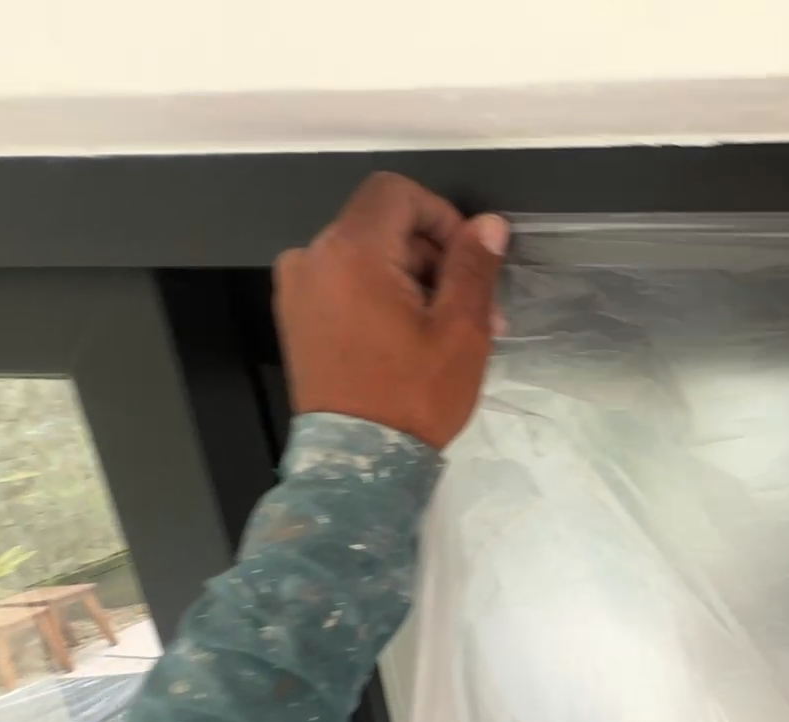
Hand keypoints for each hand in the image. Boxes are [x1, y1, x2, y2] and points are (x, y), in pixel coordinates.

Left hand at [273, 172, 507, 448]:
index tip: (470, 262)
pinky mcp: (298, 316)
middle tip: (479, 314)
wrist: (362, 460)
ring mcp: (299, 288)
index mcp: (351, 252)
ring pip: (369, 258)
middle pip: (384, 228)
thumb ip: (473, 268)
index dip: (442, 216)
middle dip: (437, 261)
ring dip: (416, 284)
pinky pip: (348, 285)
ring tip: (451, 334)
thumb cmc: (416, 394)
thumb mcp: (461, 330)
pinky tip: (413, 340)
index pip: (396, 193)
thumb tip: (489, 224)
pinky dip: (384, 298)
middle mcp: (312, 257)